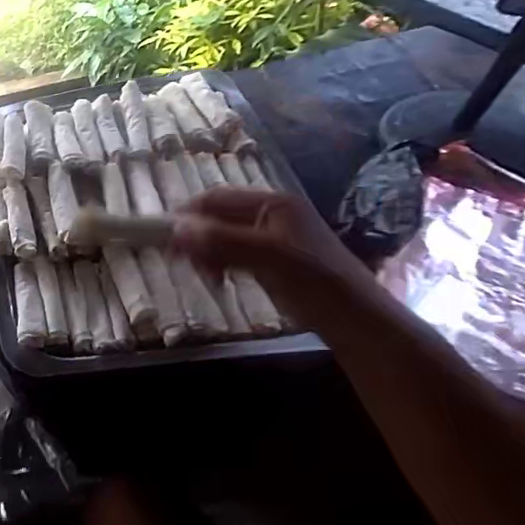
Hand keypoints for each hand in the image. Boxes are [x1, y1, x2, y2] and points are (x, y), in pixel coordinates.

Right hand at [171, 186, 377, 326]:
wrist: (362, 325)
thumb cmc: (317, 286)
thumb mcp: (268, 261)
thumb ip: (223, 242)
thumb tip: (174, 229)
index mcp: (274, 203)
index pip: (215, 199)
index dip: (187, 216)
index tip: (163, 243)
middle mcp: (274, 213)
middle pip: (219, 215)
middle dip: (197, 237)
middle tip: (186, 267)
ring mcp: (277, 236)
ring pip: (226, 235)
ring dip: (209, 252)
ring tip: (209, 278)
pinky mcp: (279, 260)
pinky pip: (238, 252)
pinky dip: (223, 263)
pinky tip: (223, 280)